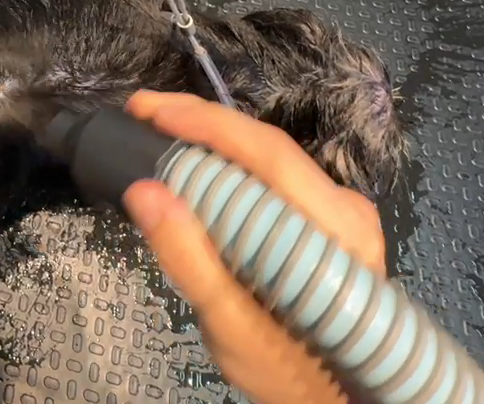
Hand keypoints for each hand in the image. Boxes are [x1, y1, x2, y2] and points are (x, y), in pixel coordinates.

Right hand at [122, 91, 386, 403]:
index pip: (268, 156)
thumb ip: (191, 263)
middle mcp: (343, 204)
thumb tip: (143, 191)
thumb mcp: (235, 332)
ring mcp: (335, 205)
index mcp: (336, 231)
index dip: (207, 125)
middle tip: (139, 108)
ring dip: (205, 131)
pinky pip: (264, 169)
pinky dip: (220, 154)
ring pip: (262, 150)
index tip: (151, 112)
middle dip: (197, 117)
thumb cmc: (290, 373)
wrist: (338, 399)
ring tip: (153, 123)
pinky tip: (186, 152)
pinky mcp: (320, 212)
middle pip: (263, 143)